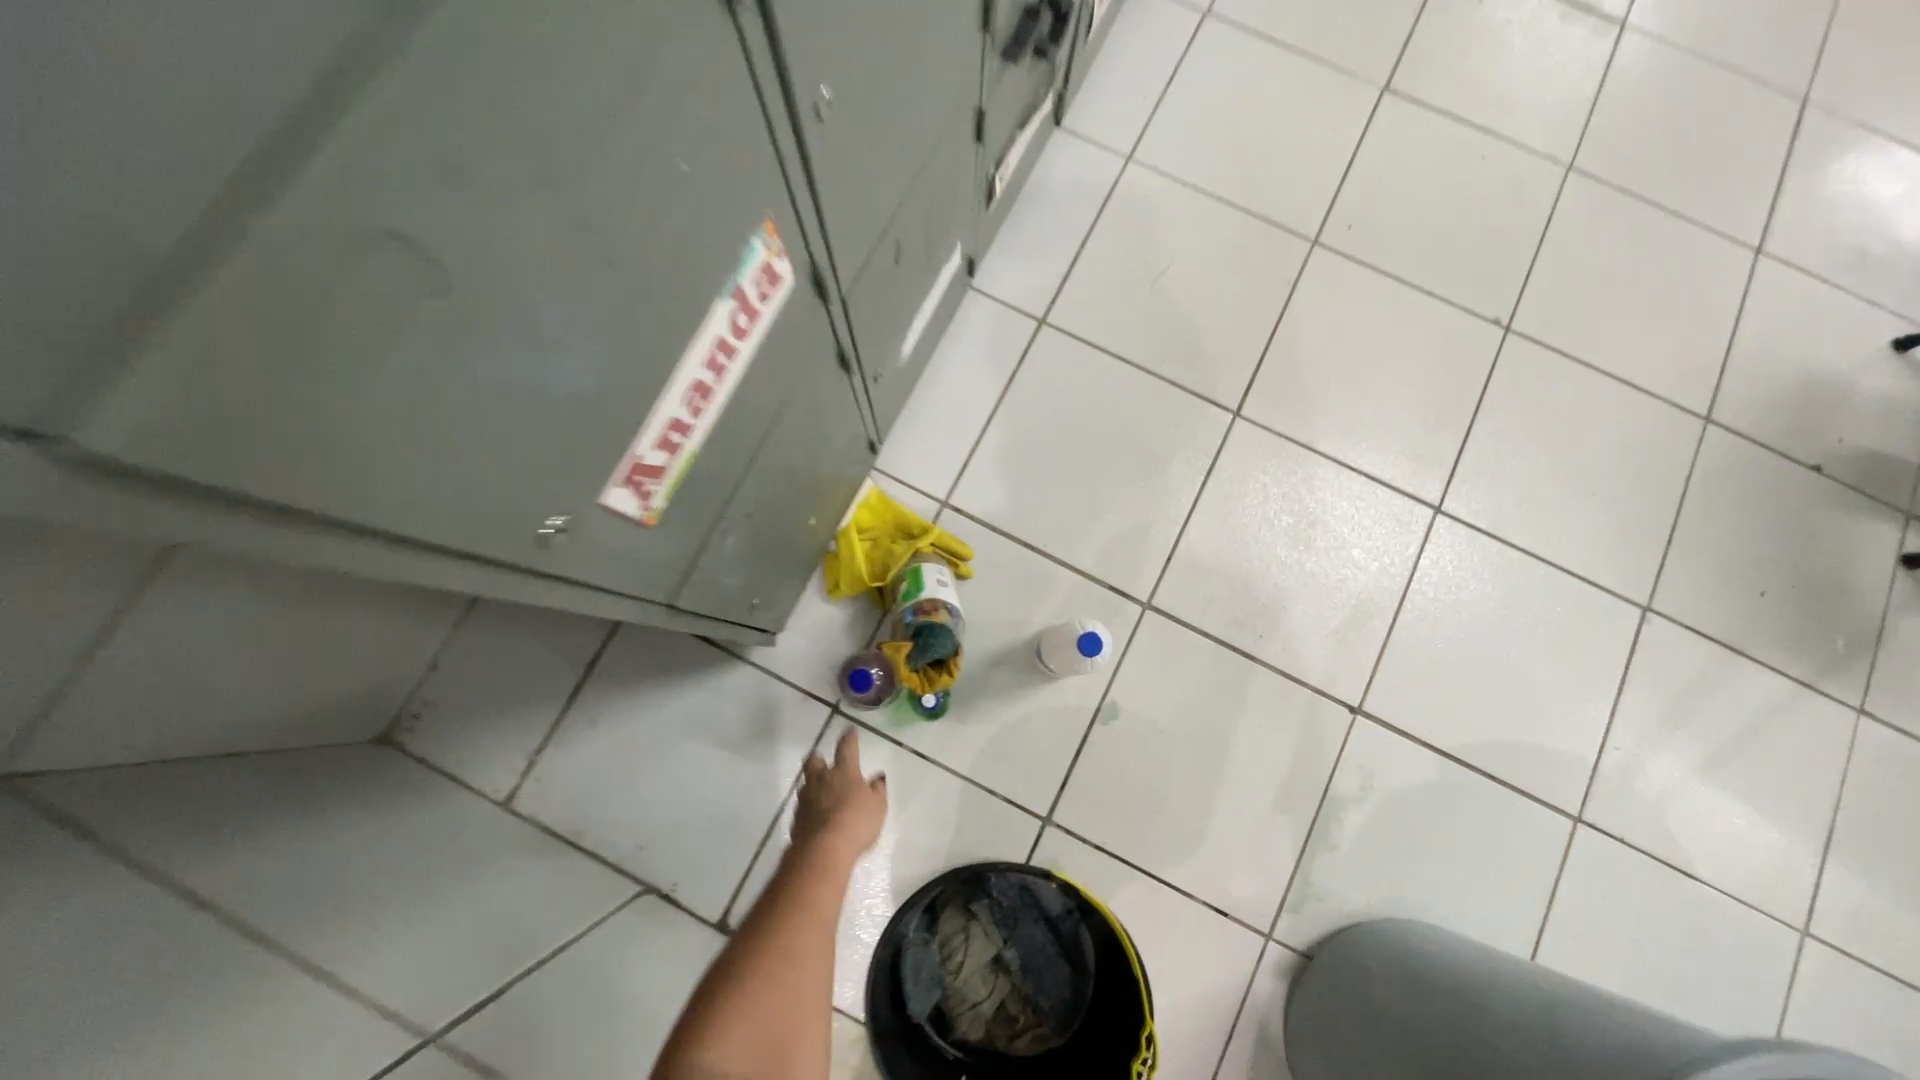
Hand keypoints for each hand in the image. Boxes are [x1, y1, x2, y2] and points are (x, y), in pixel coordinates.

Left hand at [791, 727, 887, 863]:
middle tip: (823, 761)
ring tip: (821, 791)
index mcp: (844, 772)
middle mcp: (822, 779)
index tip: (850, 730)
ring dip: (813, 784)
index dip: (849, 737)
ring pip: (806, 783)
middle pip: (814, 760)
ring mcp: (806, 798)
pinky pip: (803, 805)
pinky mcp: (797, 817)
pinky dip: (810, 806)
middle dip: (818, 757)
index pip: (846, 748)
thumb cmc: (857, 823)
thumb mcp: (878, 807)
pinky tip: (817, 815)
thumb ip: (878, 790)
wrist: (824, 850)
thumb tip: (877, 777)